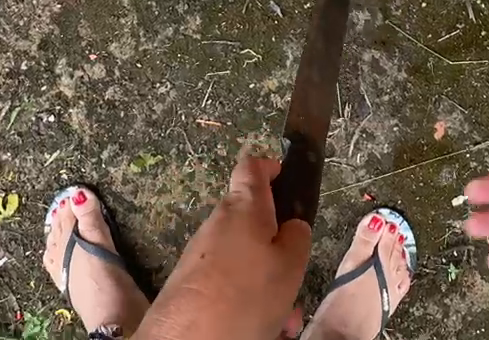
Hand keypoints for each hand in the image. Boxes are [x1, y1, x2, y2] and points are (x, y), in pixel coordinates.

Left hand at [136, 151, 313, 339]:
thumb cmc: (245, 293)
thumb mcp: (290, 264)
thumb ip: (297, 237)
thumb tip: (292, 225)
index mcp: (244, 205)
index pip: (252, 165)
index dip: (271, 167)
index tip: (285, 179)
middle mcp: (220, 221)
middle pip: (253, 221)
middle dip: (277, 247)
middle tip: (295, 278)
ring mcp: (202, 252)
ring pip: (245, 259)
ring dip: (265, 282)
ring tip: (283, 319)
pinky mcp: (192, 282)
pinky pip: (229, 282)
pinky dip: (246, 300)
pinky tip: (261, 329)